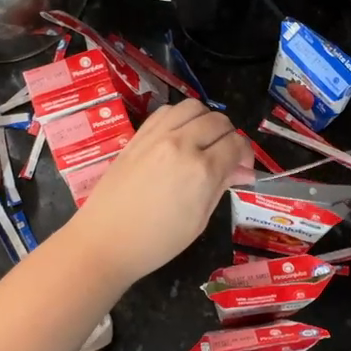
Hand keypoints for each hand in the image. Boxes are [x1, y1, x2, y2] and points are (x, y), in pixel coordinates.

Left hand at [68, 101, 252, 281]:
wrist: (105, 241)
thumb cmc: (157, 243)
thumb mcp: (199, 220)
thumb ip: (221, 187)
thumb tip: (242, 171)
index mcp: (202, 170)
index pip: (236, 143)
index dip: (245, 154)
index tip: (242, 168)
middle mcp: (181, 144)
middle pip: (218, 121)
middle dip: (229, 136)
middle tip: (225, 157)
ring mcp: (157, 136)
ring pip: (193, 107)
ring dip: (205, 120)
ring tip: (203, 142)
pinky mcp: (138, 136)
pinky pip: (166, 111)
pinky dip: (180, 118)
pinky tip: (179, 136)